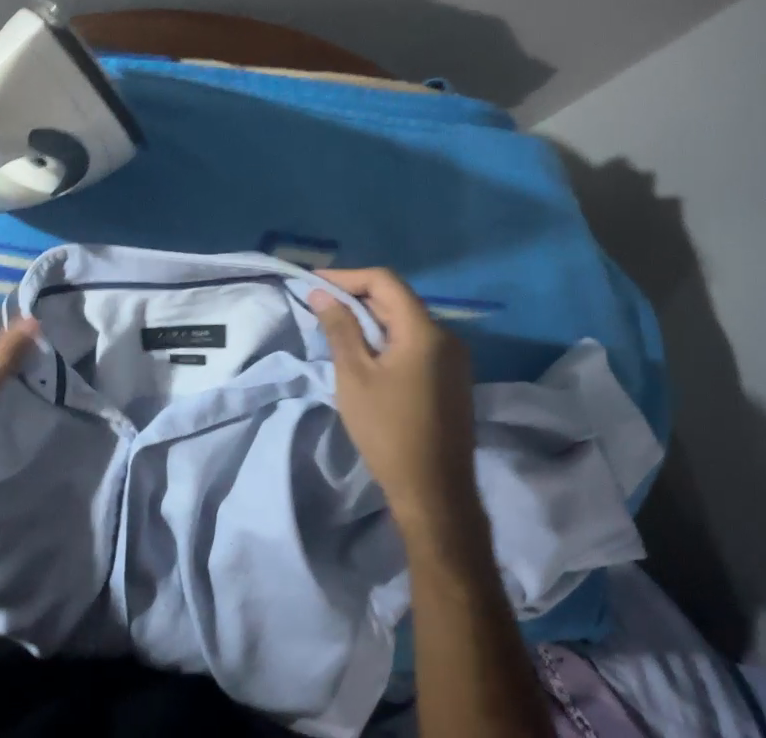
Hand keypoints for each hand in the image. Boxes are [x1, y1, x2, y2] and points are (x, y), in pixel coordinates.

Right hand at [309, 268, 479, 533]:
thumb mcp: (354, 375)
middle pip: (396, 300)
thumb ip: (340, 328)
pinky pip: (414, 344)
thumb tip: (322, 294)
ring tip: (333, 329)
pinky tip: (361, 355)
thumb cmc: (388, 429)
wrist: (433, 490)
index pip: (384, 281)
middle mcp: (446, 337)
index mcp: (425, 331)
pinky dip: (385, 339)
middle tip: (316, 306)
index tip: (313, 284)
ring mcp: (453, 360)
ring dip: (368, 319)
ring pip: (405, 322)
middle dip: (355, 297)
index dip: (346, 276)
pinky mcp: (450, 379)